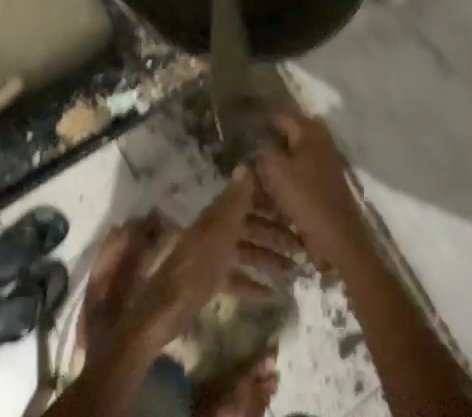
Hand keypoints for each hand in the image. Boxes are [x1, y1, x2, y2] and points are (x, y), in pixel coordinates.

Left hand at [113, 167, 300, 355]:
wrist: (167, 308)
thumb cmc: (197, 266)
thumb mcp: (220, 232)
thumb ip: (236, 201)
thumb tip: (246, 164)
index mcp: (218, 216)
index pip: (248, 200)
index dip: (270, 203)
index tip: (297, 208)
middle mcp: (216, 231)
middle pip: (251, 228)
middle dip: (276, 235)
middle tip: (304, 248)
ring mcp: (213, 257)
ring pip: (247, 253)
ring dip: (270, 260)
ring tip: (296, 272)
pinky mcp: (211, 280)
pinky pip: (237, 278)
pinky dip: (253, 285)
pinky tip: (272, 295)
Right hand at [255, 111, 370, 270]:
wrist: (335, 233)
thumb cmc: (303, 196)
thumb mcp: (275, 169)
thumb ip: (264, 149)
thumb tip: (259, 138)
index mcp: (309, 131)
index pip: (282, 115)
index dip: (263, 120)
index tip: (245, 128)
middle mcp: (322, 140)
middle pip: (293, 132)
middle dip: (274, 138)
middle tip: (253, 149)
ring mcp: (328, 160)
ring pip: (299, 150)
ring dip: (282, 155)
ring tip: (261, 167)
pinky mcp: (329, 180)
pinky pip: (305, 168)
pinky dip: (292, 171)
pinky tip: (277, 183)